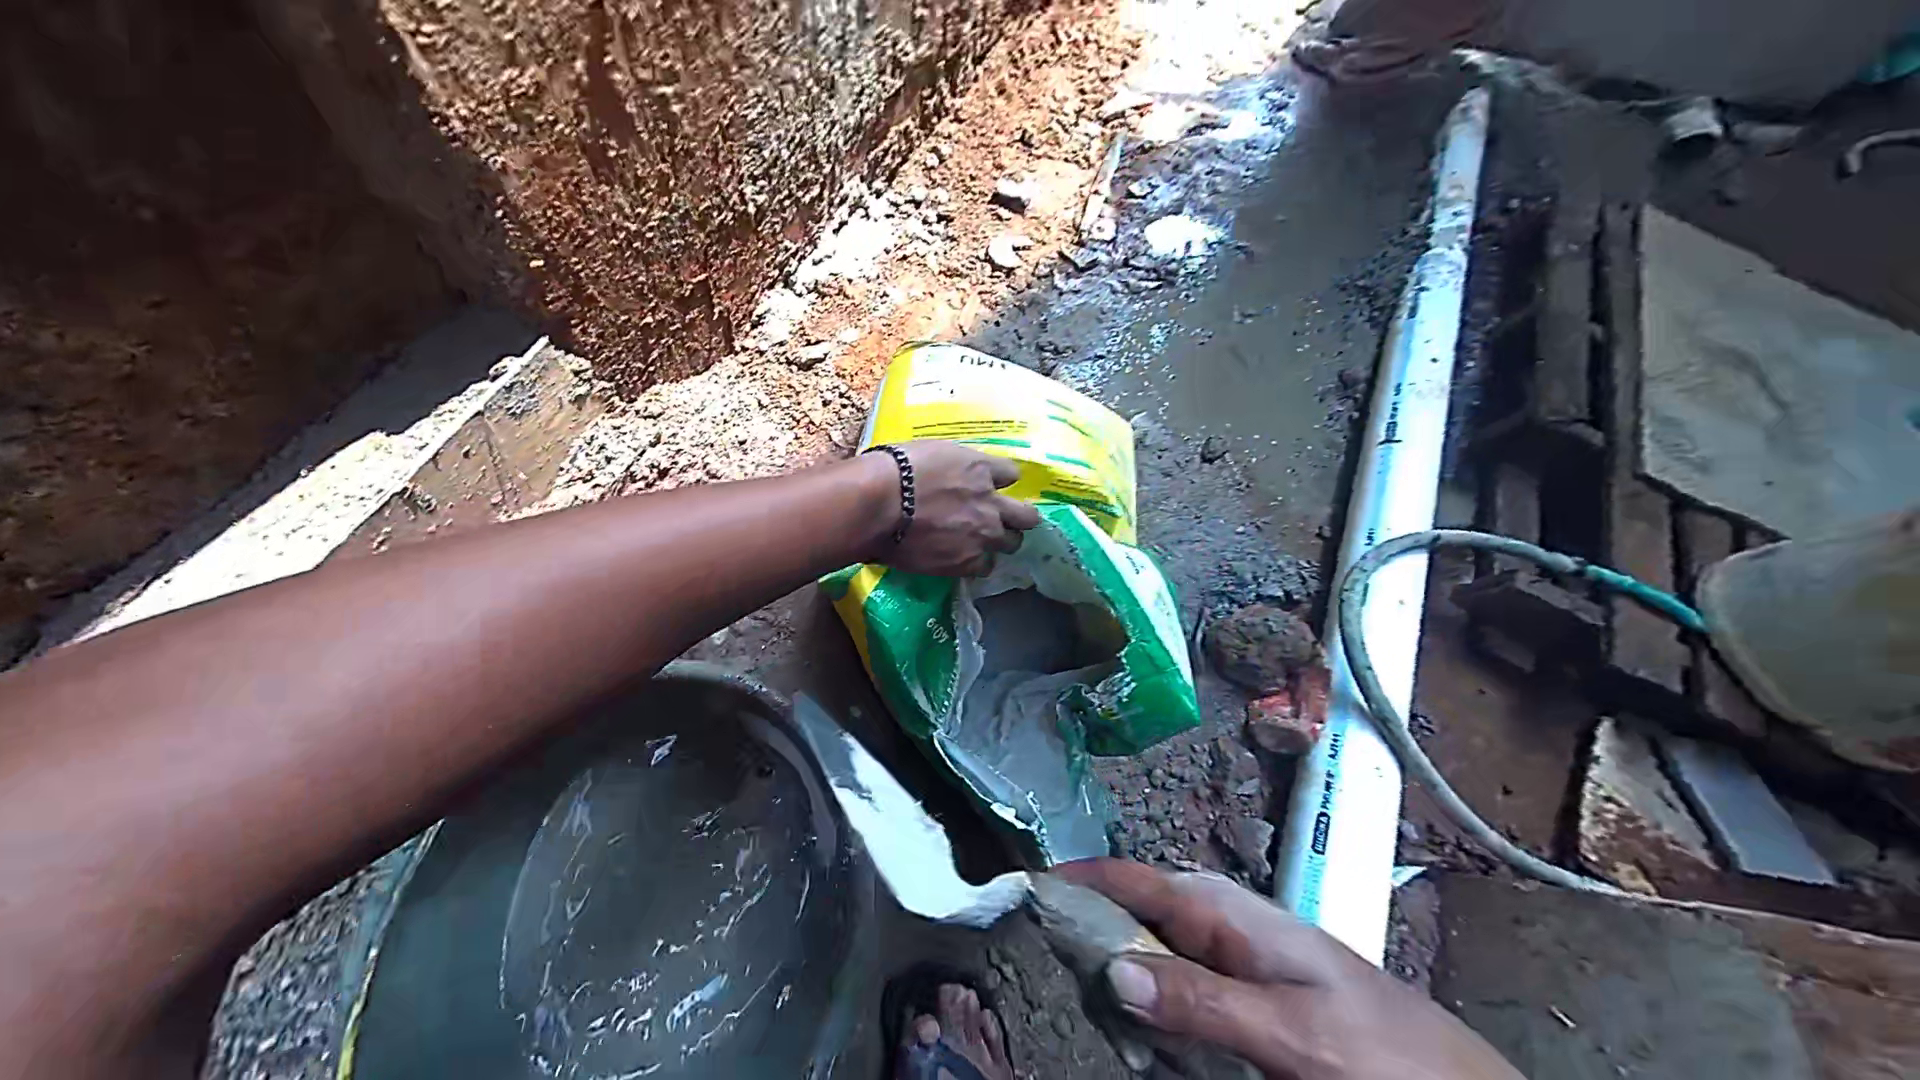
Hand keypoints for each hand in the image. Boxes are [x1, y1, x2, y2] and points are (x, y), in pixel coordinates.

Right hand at [868, 441, 1040, 576]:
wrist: (878, 505)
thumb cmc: (894, 470)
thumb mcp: (930, 452)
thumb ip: (951, 466)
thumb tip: (951, 475)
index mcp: (980, 469)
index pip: (1012, 473)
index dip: (1001, 480)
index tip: (991, 484)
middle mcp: (991, 503)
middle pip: (1027, 516)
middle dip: (1019, 518)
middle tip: (1004, 520)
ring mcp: (982, 535)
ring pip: (1011, 544)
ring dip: (1000, 542)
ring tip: (981, 543)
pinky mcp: (966, 562)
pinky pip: (985, 566)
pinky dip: (976, 563)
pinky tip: (962, 560)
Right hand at [1054, 859, 1522, 1079]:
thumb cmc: (1376, 1050)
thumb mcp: (1289, 1033)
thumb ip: (1200, 999)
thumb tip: (1111, 966)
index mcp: (1219, 907)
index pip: (1126, 878)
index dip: (1071, 879)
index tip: (1018, 892)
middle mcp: (1214, 914)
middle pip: (1126, 906)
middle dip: (1080, 923)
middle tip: (1031, 956)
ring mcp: (1225, 947)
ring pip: (1144, 941)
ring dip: (1106, 959)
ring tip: (1062, 986)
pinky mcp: (1235, 980)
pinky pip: (1170, 974)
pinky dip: (1139, 988)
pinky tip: (1124, 1018)